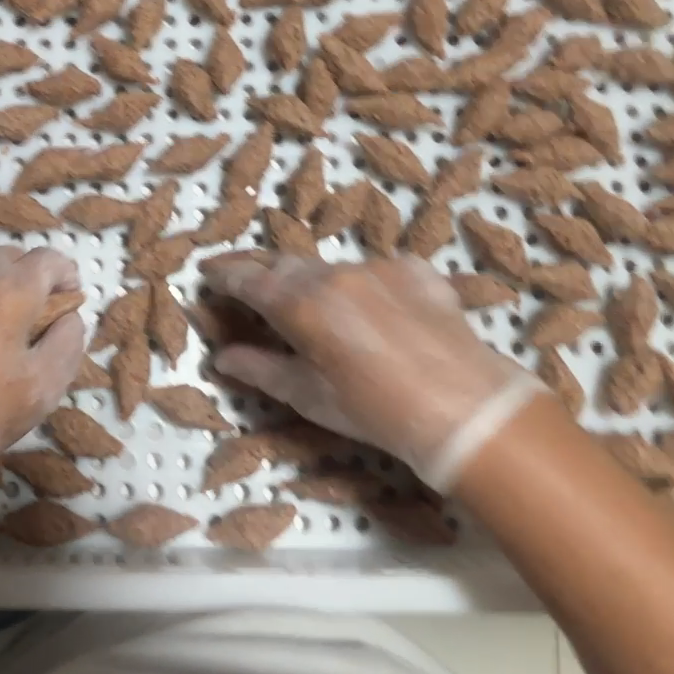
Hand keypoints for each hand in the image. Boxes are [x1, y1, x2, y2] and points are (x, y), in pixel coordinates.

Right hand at [200, 254, 541, 489]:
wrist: (466, 409)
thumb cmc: (373, 411)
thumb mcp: (307, 396)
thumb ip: (260, 369)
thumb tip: (221, 358)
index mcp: (300, 303)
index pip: (248, 279)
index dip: (224, 274)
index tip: (207, 274)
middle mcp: (334, 274)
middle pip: (284, 263)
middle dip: (259, 270)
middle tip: (242, 279)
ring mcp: (378, 268)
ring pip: (330, 266)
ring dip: (310, 279)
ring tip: (308, 302)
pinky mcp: (416, 271)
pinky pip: (376, 270)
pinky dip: (361, 285)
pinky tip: (368, 308)